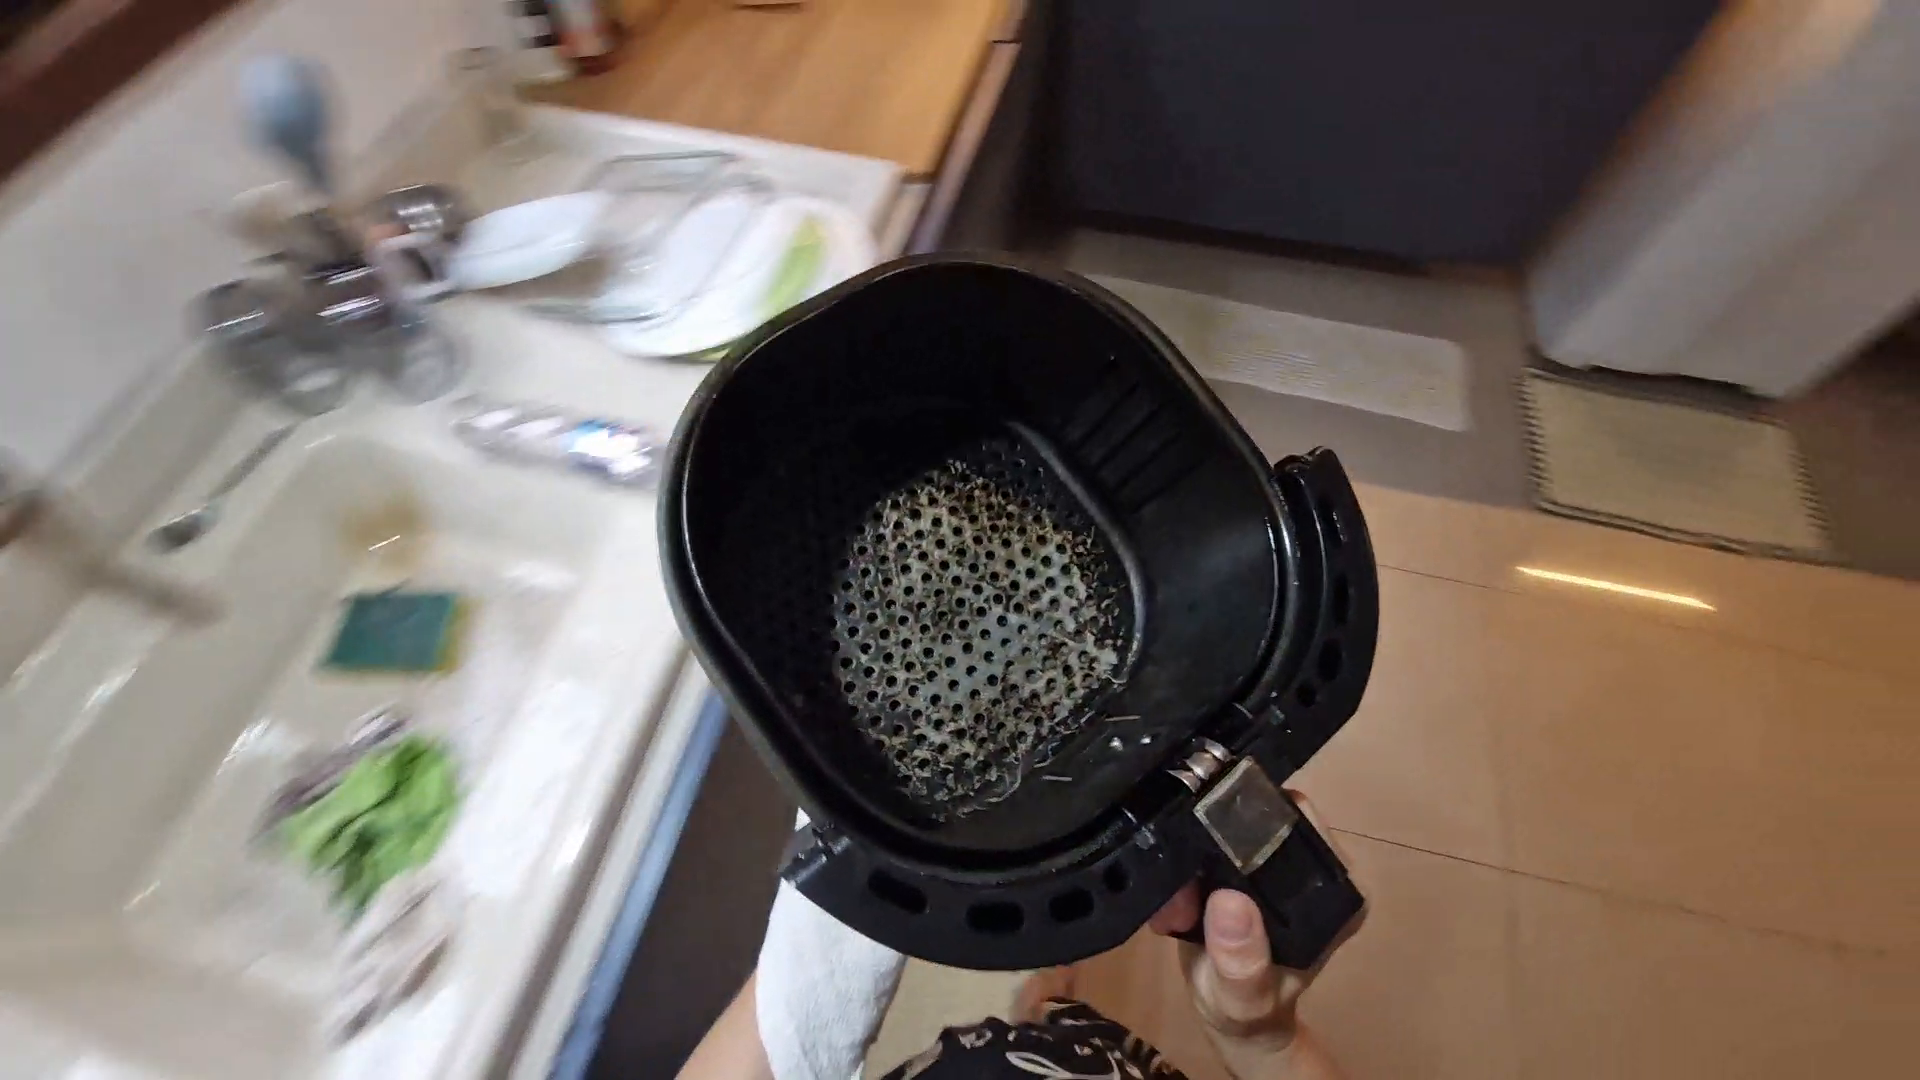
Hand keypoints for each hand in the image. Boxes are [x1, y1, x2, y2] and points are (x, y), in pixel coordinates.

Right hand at [1148, 795, 1361, 1077]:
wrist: (1231, 1019)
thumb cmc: (1247, 1010)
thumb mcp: (1245, 996)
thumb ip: (1242, 961)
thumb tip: (1232, 902)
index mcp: (1334, 886)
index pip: (1294, 816)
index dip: (1247, 814)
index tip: (1203, 838)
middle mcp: (1309, 864)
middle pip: (1252, 809)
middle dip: (1206, 830)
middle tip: (1178, 877)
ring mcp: (1276, 860)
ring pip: (1222, 819)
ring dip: (1187, 845)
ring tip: (1174, 896)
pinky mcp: (1245, 862)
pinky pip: (1206, 838)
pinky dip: (1182, 858)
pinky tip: (1172, 895)